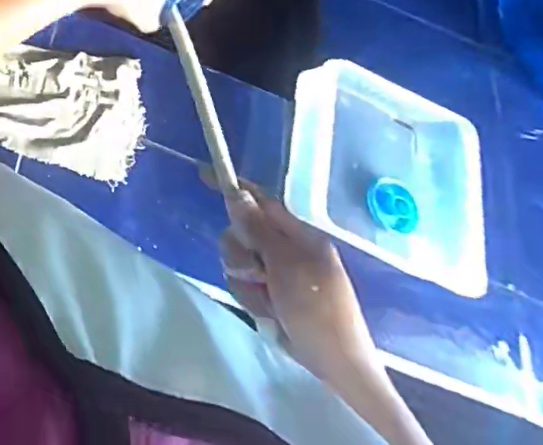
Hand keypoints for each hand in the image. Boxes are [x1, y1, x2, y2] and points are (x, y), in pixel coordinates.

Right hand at [220, 183, 380, 389]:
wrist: (337, 367)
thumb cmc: (317, 308)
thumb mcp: (285, 264)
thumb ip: (257, 228)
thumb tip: (237, 193)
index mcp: (299, 235)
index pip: (260, 201)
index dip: (235, 189)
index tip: (205, 176)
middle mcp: (288, 250)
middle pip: (243, 231)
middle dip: (240, 251)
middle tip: (254, 272)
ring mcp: (280, 274)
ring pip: (239, 259)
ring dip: (246, 280)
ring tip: (267, 300)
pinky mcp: (273, 295)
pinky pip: (245, 283)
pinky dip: (251, 296)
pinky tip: (268, 311)